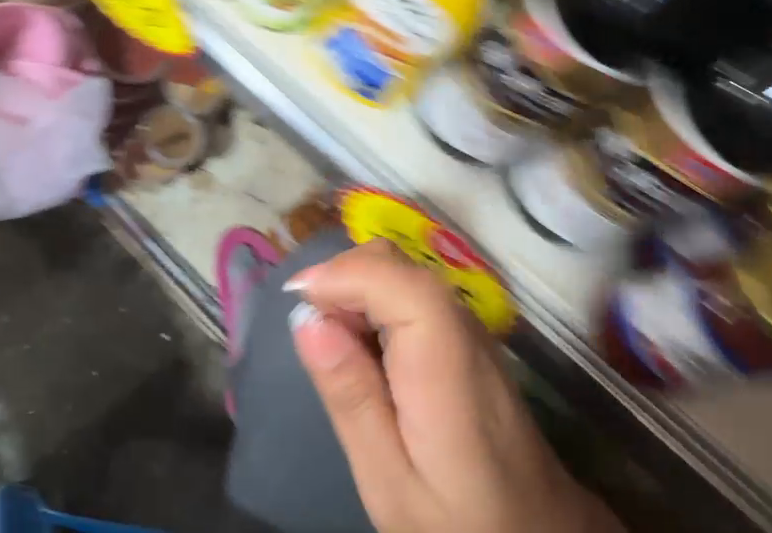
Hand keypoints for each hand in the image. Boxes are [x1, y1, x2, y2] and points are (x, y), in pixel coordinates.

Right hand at [287, 241, 620, 532]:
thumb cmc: (461, 520)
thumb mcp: (390, 480)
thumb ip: (351, 398)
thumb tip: (306, 319)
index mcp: (446, 368)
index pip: (400, 282)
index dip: (342, 275)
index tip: (299, 304)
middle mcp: (465, 334)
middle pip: (397, 265)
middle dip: (342, 278)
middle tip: (313, 330)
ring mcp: (472, 333)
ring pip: (402, 273)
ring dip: (356, 290)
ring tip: (334, 345)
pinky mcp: (468, 341)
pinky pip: (412, 295)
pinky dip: (375, 303)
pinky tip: (366, 353)